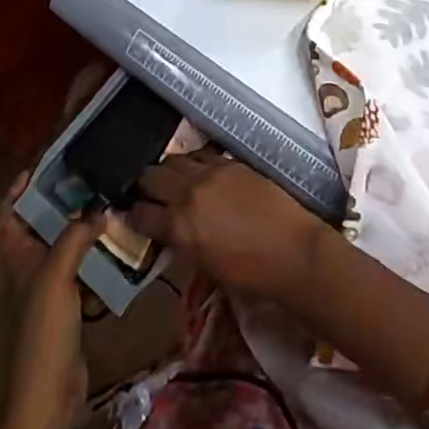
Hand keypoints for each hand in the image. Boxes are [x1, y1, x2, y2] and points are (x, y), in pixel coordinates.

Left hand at [0, 173, 104, 428]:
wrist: (51, 389)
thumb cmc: (44, 328)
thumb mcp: (56, 276)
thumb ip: (74, 239)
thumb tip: (98, 208)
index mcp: (16, 258)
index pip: (4, 217)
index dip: (13, 193)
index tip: (38, 169)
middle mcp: (29, 268)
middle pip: (34, 228)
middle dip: (53, 203)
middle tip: (83, 180)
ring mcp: (48, 288)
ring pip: (59, 246)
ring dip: (76, 227)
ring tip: (103, 205)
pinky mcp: (68, 305)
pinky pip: (78, 268)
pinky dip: (92, 254)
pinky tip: (113, 245)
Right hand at [128, 152, 330, 298]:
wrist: (294, 252)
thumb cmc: (251, 273)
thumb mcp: (204, 265)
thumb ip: (181, 243)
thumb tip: (170, 231)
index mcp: (179, 227)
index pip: (140, 213)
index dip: (133, 214)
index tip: (135, 215)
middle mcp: (188, 194)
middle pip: (149, 176)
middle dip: (144, 185)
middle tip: (149, 193)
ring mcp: (209, 173)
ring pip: (173, 160)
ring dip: (168, 170)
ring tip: (174, 180)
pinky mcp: (230, 163)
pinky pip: (201, 155)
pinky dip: (194, 163)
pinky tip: (200, 172)